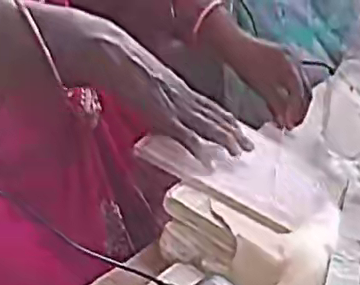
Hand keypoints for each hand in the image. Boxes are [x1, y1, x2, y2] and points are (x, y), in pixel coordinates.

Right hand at [35, 5, 249, 155]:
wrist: (108, 49)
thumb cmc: (122, 64)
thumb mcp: (148, 82)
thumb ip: (160, 97)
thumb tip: (164, 110)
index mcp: (179, 88)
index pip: (208, 106)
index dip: (225, 120)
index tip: (240, 131)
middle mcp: (181, 96)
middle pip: (213, 116)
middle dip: (233, 132)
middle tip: (251, 147)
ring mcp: (173, 105)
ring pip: (205, 124)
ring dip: (224, 140)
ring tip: (239, 153)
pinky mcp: (161, 114)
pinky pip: (183, 134)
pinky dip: (197, 148)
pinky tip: (208, 160)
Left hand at [221, 34, 310, 127]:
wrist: (236, 46)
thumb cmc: (248, 66)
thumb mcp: (264, 90)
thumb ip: (278, 107)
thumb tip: (285, 123)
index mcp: (291, 70)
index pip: (301, 97)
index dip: (296, 114)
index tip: (290, 126)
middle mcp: (294, 62)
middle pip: (304, 91)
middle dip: (299, 110)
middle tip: (291, 124)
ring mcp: (290, 59)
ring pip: (300, 86)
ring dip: (296, 103)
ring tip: (288, 116)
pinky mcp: (283, 59)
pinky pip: (293, 79)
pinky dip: (291, 93)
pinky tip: (284, 102)